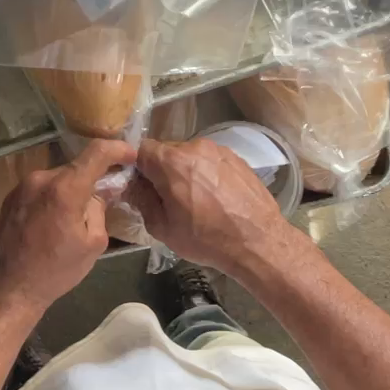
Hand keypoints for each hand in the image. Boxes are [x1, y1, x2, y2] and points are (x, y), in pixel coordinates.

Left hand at [0, 140, 138, 312]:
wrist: (13, 287)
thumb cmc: (58, 270)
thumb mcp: (93, 243)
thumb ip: (100, 208)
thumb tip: (102, 191)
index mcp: (65, 189)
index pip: (97, 153)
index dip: (118, 149)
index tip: (130, 156)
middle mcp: (41, 179)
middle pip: (76, 168)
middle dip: (93, 179)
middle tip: (105, 196)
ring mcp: (22, 187)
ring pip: (57, 179)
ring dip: (71, 190)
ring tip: (75, 216)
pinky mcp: (10, 197)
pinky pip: (40, 189)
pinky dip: (53, 197)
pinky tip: (54, 221)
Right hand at [129, 138, 291, 275]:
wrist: (257, 242)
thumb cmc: (205, 238)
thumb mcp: (162, 227)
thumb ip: (141, 201)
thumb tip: (132, 187)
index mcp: (172, 162)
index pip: (141, 150)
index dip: (136, 167)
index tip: (139, 185)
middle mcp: (195, 148)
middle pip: (166, 151)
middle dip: (161, 170)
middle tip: (165, 197)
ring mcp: (219, 150)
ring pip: (189, 156)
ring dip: (184, 172)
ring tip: (193, 199)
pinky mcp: (237, 158)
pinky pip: (209, 161)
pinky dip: (205, 174)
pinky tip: (213, 198)